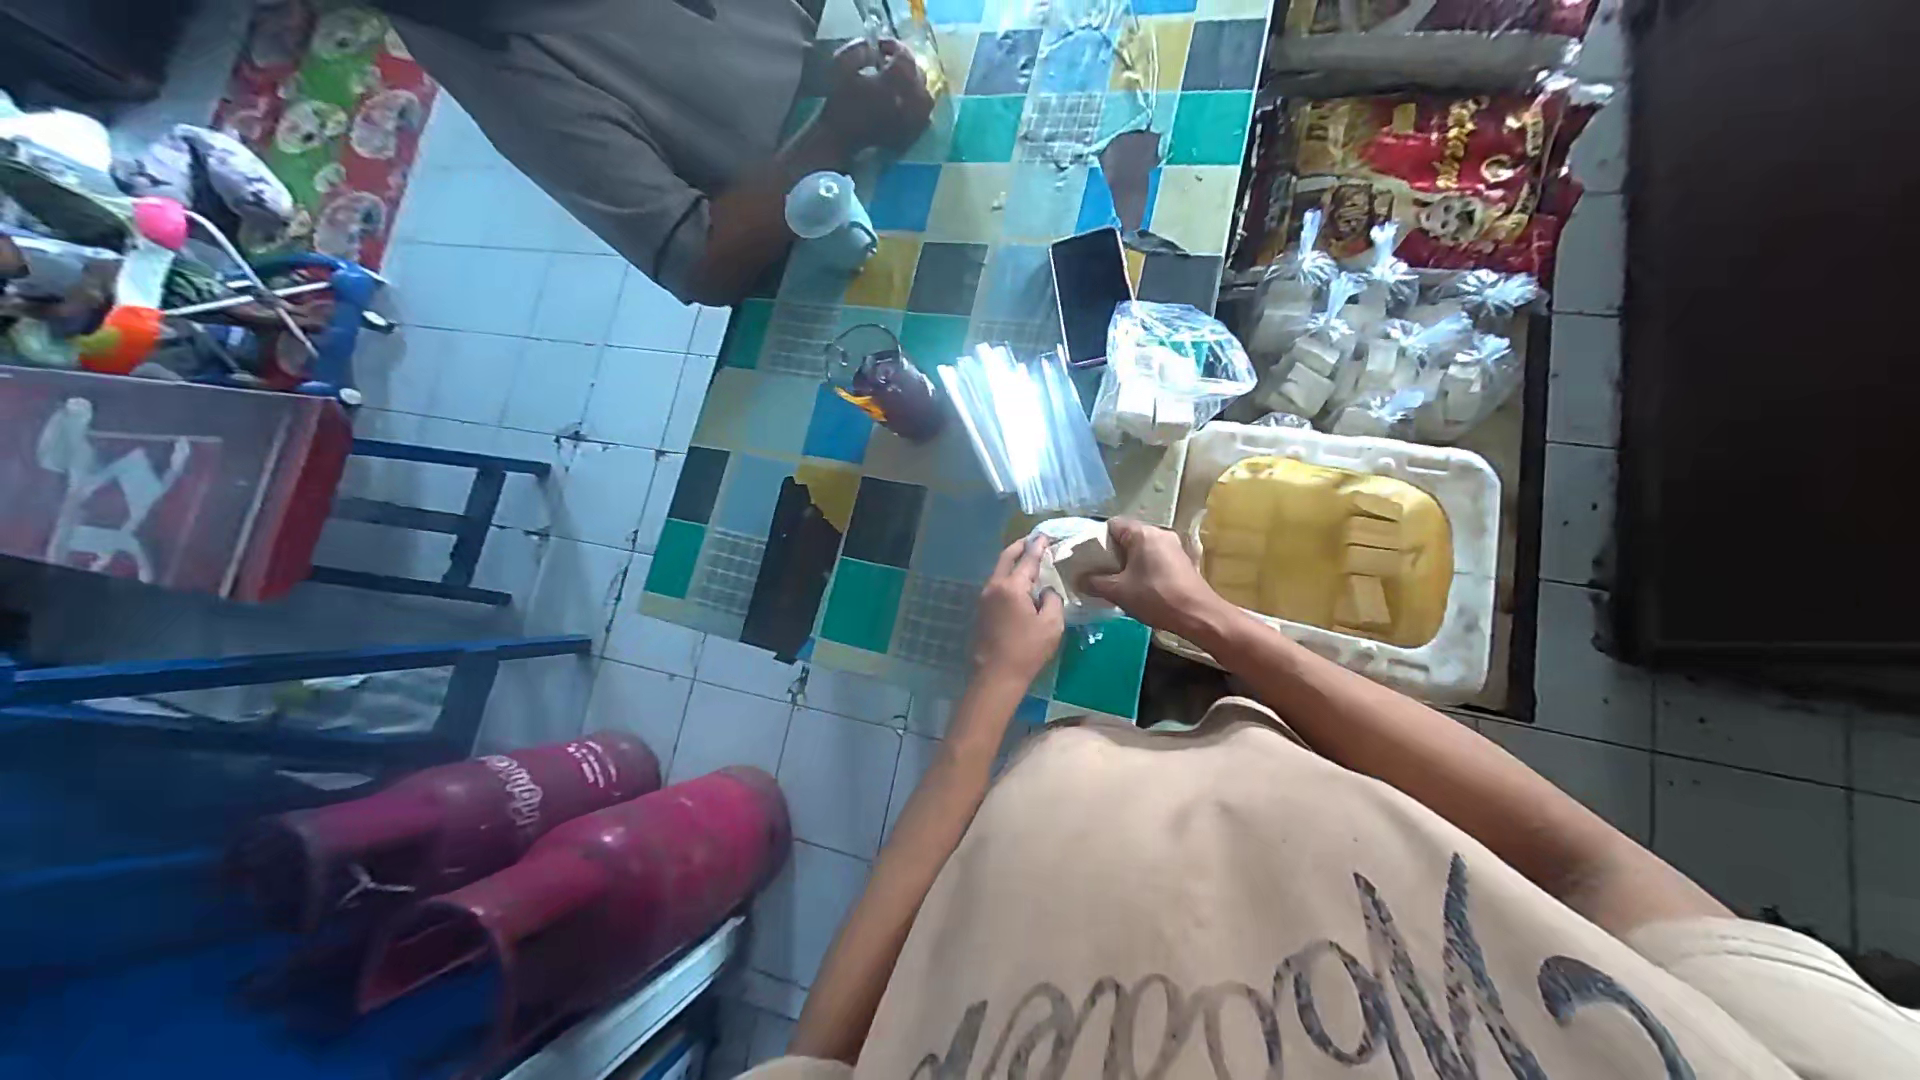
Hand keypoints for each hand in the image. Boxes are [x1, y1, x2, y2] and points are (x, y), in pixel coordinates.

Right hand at [818, 39, 934, 153]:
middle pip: (918, 75)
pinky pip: (924, 118)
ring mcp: (913, 121)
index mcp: (895, 80)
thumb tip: (877, 51)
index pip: (905, 56)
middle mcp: (910, 100)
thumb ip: (861, 50)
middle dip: (905, 66)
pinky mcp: (911, 136)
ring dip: (915, 87)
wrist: (841, 139)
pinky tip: (906, 105)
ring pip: (926, 97)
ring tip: (900, 86)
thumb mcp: (843, 65)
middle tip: (889, 66)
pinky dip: (918, 108)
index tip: (880, 46)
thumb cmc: (840, 102)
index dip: (893, 46)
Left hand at [971, 536, 1064, 686]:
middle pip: (1006, 557)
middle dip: (1020, 546)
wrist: (995, 676)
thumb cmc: (1027, 650)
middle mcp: (994, 586)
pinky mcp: (981, 611)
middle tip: (1034, 540)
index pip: (1027, 559)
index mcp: (1012, 587)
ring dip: (1012, 562)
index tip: (1046, 535)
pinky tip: (1018, 584)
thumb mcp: (1051, 625)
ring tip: (1028, 559)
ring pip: (999, 571)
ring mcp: (984, 598)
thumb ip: (1052, 600)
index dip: (1038, 545)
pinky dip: (1008, 576)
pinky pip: (996, 585)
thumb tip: (1046, 591)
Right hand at [1083, 518, 1229, 639]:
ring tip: (1116, 581)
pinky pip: (1154, 557)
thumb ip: (1095, 583)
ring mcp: (1173, 546)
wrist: (1198, 615)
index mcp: (1143, 534)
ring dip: (1127, 562)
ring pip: (1141, 548)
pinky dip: (1142, 567)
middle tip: (1099, 572)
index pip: (1112, 525)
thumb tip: (1079, 580)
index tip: (1089, 558)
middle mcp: (1159, 533)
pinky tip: (1137, 586)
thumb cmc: (1156, 597)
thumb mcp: (1118, 591)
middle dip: (1111, 553)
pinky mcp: (1181, 560)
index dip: (1097, 539)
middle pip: (1127, 536)